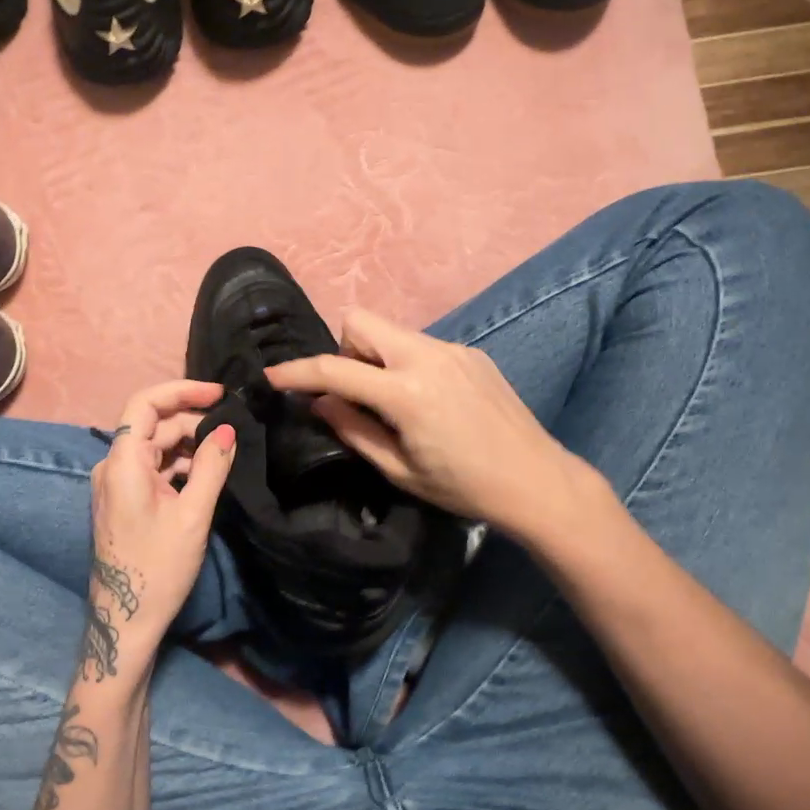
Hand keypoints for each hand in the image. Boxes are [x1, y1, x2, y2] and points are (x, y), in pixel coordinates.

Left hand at [83, 380, 237, 681]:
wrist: (125, 621)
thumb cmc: (158, 567)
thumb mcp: (193, 515)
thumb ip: (210, 466)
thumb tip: (227, 430)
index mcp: (122, 462)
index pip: (145, 403)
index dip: (182, 390)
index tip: (219, 394)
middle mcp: (112, 466)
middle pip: (151, 424)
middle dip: (191, 420)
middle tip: (232, 428)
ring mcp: (115, 485)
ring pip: (153, 446)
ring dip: (186, 443)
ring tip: (225, 449)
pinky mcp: (122, 501)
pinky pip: (151, 468)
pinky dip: (177, 464)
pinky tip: (205, 473)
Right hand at [265, 309, 604, 535]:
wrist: (536, 481)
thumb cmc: (463, 487)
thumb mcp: (399, 470)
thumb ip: (354, 430)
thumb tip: (320, 402)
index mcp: (407, 393)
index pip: (336, 370)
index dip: (298, 372)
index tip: (272, 376)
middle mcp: (428, 357)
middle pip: (361, 322)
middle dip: (344, 350)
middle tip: (354, 393)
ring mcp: (453, 350)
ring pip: (392, 332)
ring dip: (376, 357)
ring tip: (393, 403)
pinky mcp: (471, 354)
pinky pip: (421, 345)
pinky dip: (407, 364)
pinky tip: (429, 402)